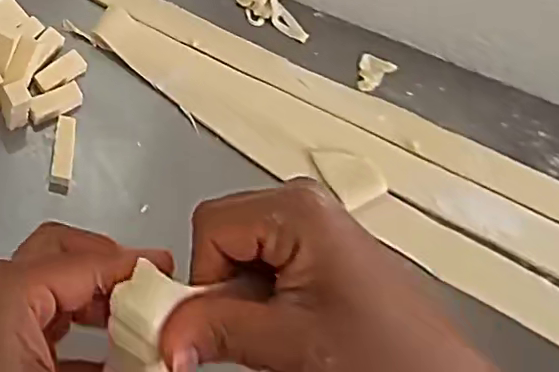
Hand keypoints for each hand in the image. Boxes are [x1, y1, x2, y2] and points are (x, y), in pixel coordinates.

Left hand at [0, 220, 173, 371]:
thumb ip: (120, 364)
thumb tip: (166, 358)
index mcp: (13, 287)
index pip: (84, 260)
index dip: (129, 264)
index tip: (165, 271)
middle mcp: (1, 289)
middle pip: (64, 254)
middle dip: (109, 266)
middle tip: (151, 284)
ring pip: (55, 284)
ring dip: (97, 298)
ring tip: (138, 321)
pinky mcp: (0, 343)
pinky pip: (48, 318)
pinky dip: (82, 327)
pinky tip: (112, 358)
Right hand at [158, 179, 493, 371]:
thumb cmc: (393, 366)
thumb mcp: (290, 348)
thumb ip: (217, 330)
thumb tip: (165, 333)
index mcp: (296, 208)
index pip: (210, 225)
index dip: (204, 279)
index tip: (209, 327)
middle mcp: (304, 202)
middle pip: (224, 233)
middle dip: (226, 290)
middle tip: (248, 341)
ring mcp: (318, 225)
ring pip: (243, 251)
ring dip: (246, 299)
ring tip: (281, 342)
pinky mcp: (327, 250)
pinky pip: (270, 261)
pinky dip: (267, 299)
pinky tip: (294, 333)